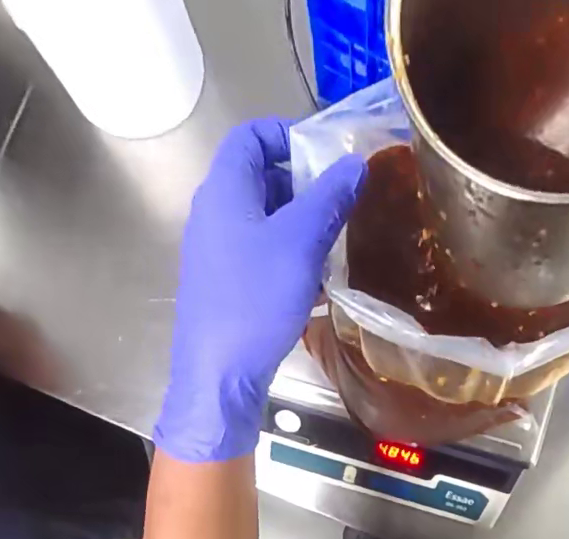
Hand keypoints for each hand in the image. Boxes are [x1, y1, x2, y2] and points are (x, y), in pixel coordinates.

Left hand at [153, 118, 366, 462]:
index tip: (326, 157)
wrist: (220, 373)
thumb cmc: (257, 300)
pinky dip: (287, 259)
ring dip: (299, 229)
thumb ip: (329, 199)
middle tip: (340, 206)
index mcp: (224, 190)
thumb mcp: (301, 244)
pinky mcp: (223, 287)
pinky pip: (259, 257)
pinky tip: (316, 286)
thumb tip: (354, 165)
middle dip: (303, 188)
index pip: (250, 136)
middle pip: (259, 180)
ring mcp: (215, 254)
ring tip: (334, 248)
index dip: (288, 135)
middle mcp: (213, 215)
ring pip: (262, 223)